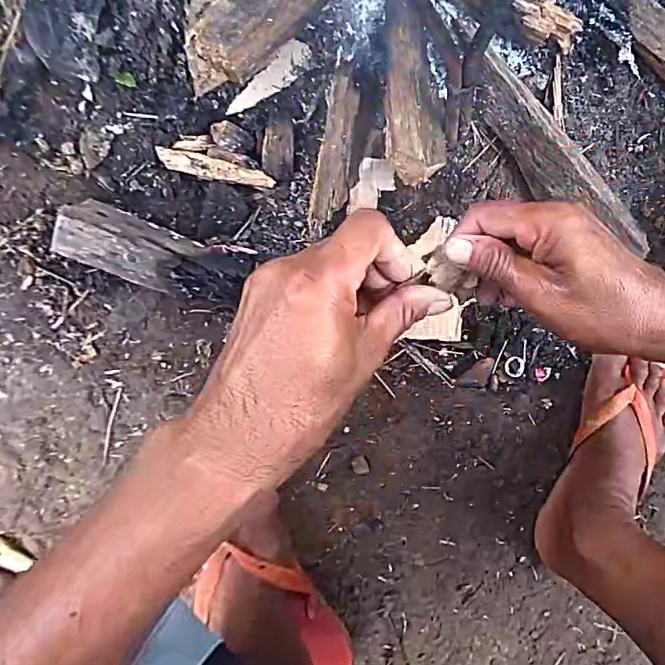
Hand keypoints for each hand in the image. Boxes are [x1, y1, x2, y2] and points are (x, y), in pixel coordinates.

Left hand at [184, 210, 454, 486]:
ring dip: (356, 284)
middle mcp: (287, 271)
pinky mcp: (260, 294)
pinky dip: (331, 291)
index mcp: (318, 281)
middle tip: (390, 308)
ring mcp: (269, 281)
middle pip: (352, 243)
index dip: (397, 252)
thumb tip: (428, 297)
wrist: (236, 438)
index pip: (370, 226)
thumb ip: (401, 313)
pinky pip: (308, 275)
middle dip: (379, 272)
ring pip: (332, 259)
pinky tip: (336, 328)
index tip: (404, 281)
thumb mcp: (366, 355)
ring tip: (360, 325)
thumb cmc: (291, 409)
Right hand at [444, 200, 664, 356]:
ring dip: (496, 264)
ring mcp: (570, 227)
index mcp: (550, 222)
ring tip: (489, 298)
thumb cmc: (611, 313)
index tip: (446, 271)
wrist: (658, 318)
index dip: (459, 242)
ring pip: (516, 236)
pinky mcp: (577, 241)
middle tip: (464, 290)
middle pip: (499, 224)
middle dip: (476, 255)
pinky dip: (519, 266)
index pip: (484, 215)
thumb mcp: (543, 295)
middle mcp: (560, 216)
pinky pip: (536, 245)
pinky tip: (512, 293)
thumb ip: (498, 267)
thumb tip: (459, 247)